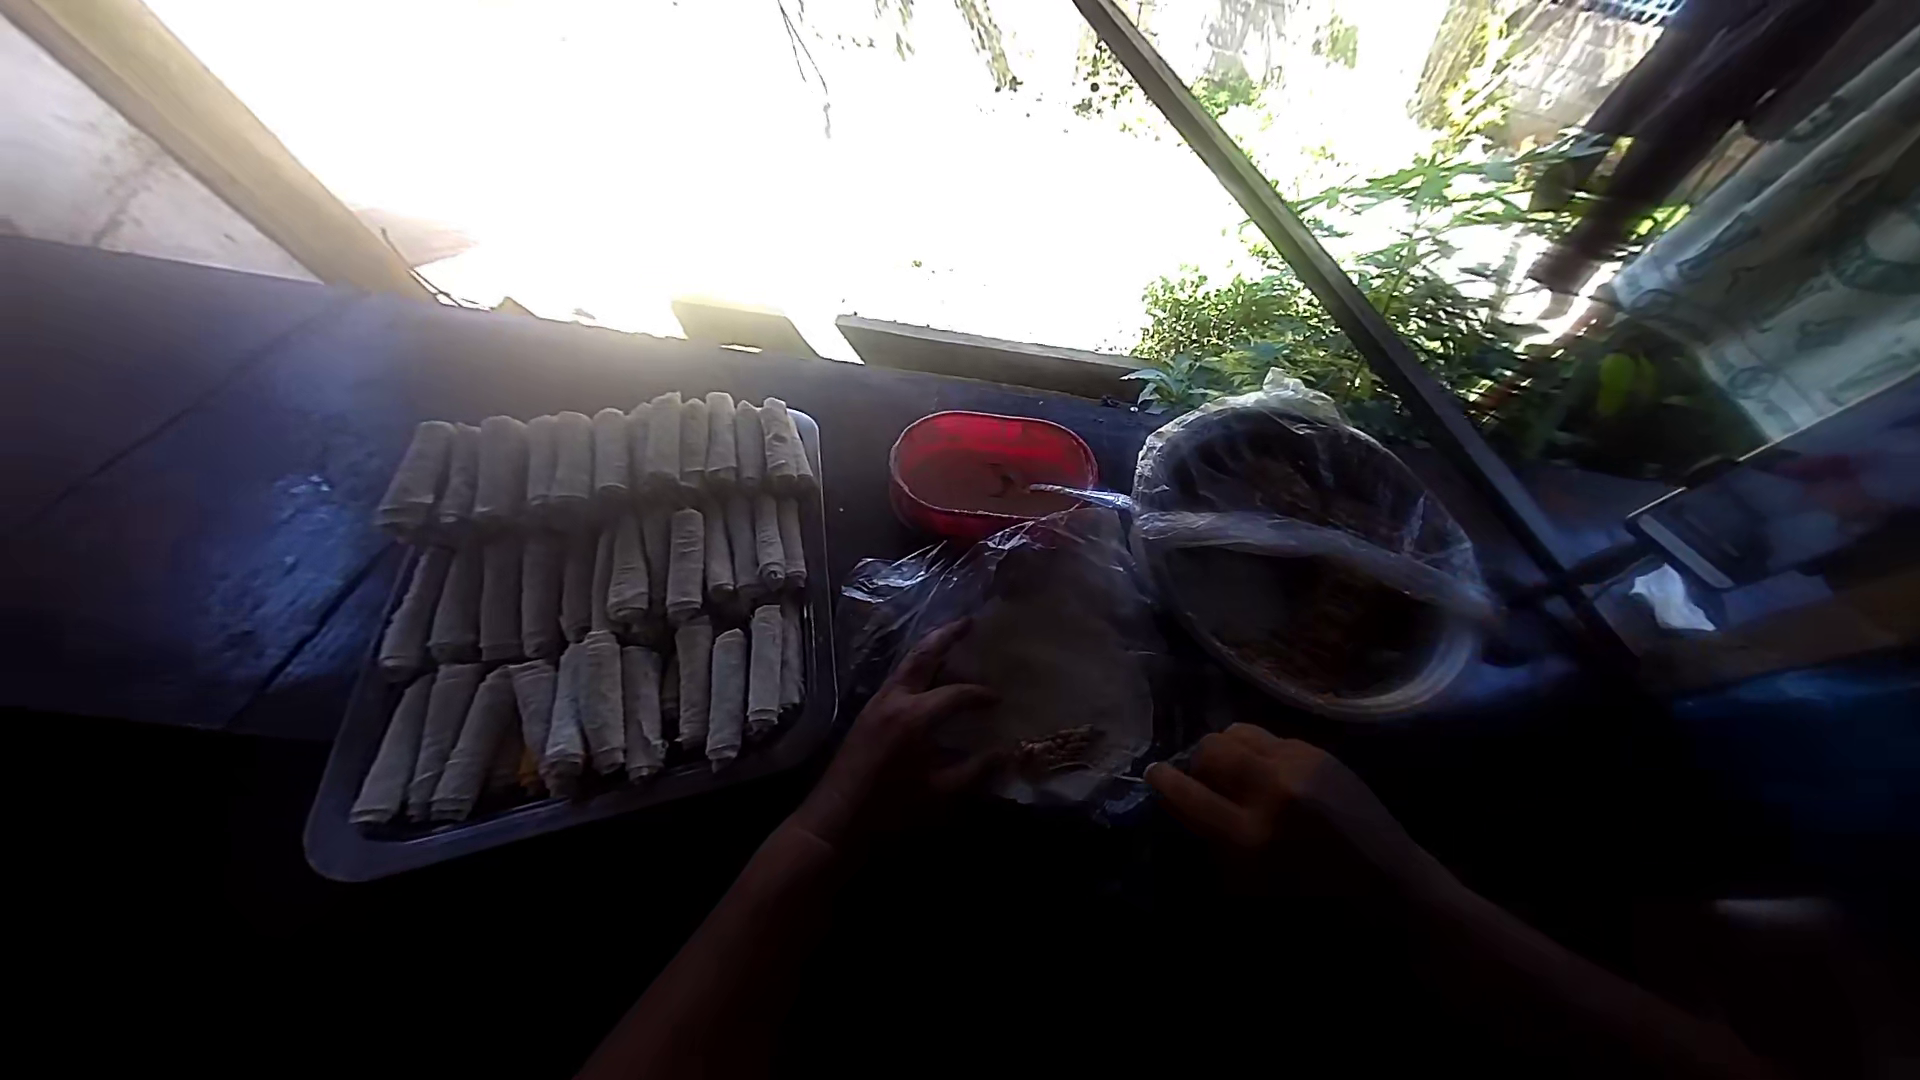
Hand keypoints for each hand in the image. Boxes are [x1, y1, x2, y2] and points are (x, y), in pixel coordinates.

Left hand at [789, 620, 997, 851]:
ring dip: (931, 649)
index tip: (998, 700)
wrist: (835, 821)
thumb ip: (976, 771)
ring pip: (908, 663)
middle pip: (924, 655)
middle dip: (948, 635)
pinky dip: (917, 667)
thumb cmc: (890, 810)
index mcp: (915, 717)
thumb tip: (1007, 753)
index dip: (981, 696)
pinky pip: (898, 677)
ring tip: (952, 641)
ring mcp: (877, 702)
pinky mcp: (868, 711)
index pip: (957, 694)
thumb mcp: (940, 794)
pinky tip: (928, 676)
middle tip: (969, 622)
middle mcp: (895, 699)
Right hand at [1146, 724, 1443, 899]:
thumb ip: (1211, 841)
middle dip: (1198, 763)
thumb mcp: (1251, 888)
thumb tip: (1182, 801)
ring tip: (1237, 771)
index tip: (1154, 774)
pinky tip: (1272, 774)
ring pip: (1236, 732)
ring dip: (1227, 750)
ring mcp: (1299, 767)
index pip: (1185, 792)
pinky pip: (1269, 738)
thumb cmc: (1317, 908)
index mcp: (1250, 837)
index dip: (1162, 780)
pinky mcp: (1321, 755)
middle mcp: (1272, 792)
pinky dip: (1259, 752)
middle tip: (1206, 781)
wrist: (1397, 895)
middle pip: (1209, 749)